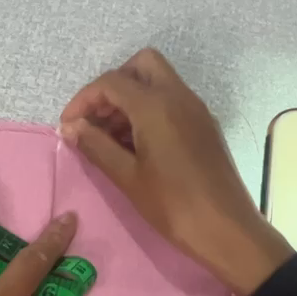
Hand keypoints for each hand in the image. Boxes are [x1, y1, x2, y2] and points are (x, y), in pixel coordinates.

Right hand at [60, 48, 291, 295]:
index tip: (69, 125)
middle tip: (96, 119)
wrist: (227, 229)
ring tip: (110, 138)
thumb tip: (70, 126)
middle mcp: (178, 96)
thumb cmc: (173, 204)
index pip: (111, 82)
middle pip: (140, 65)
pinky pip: (171, 100)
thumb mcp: (127, 176)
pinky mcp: (204, 125)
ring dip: (130, 98)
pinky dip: (148, 109)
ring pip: (157, 81)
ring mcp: (195, 109)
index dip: (84, 100)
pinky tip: (136, 145)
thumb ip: (95, 145)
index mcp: (156, 105)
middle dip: (112, 86)